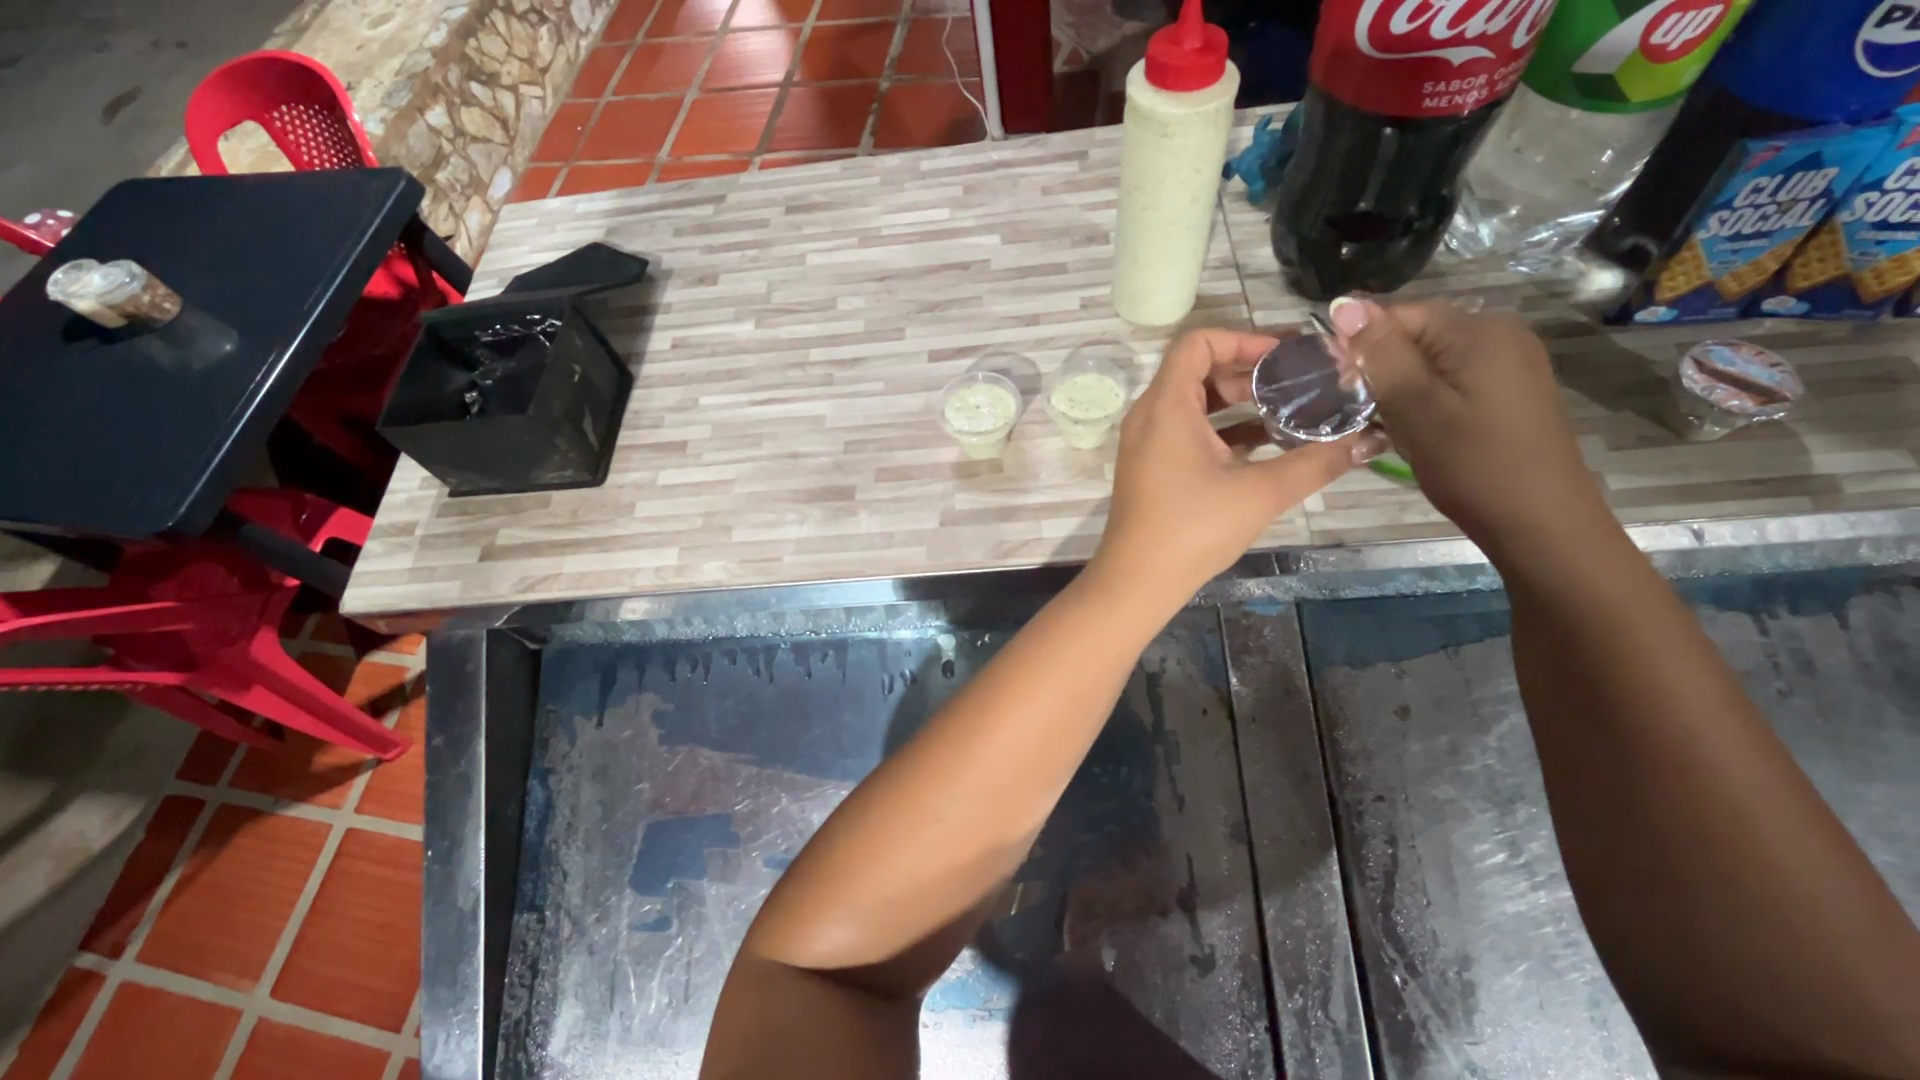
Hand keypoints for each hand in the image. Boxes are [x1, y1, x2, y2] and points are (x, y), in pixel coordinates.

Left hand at [1090, 327, 1383, 603]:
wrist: (1138, 581)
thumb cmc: (1193, 528)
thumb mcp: (1261, 492)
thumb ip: (1315, 461)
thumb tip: (1366, 440)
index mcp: (1167, 405)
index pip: (1198, 342)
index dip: (1242, 338)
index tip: (1284, 355)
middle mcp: (1150, 415)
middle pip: (1198, 370)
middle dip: (1248, 371)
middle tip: (1297, 382)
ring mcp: (1147, 442)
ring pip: (1194, 402)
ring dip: (1237, 402)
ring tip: (1288, 410)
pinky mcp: (1152, 467)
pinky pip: (1187, 430)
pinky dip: (1223, 429)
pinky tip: (1265, 445)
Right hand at [1328, 296, 1613, 561]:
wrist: (1541, 523)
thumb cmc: (1472, 464)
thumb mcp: (1415, 406)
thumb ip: (1379, 352)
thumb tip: (1344, 303)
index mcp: (1477, 329)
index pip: (1397, 313)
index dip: (1360, 345)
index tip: (1338, 388)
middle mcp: (1500, 334)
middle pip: (1416, 336)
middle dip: (1380, 371)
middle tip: (1361, 417)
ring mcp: (1511, 364)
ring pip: (1432, 363)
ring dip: (1400, 392)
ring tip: (1384, 431)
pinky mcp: (1512, 392)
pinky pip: (1454, 382)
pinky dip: (1426, 403)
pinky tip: (1416, 435)